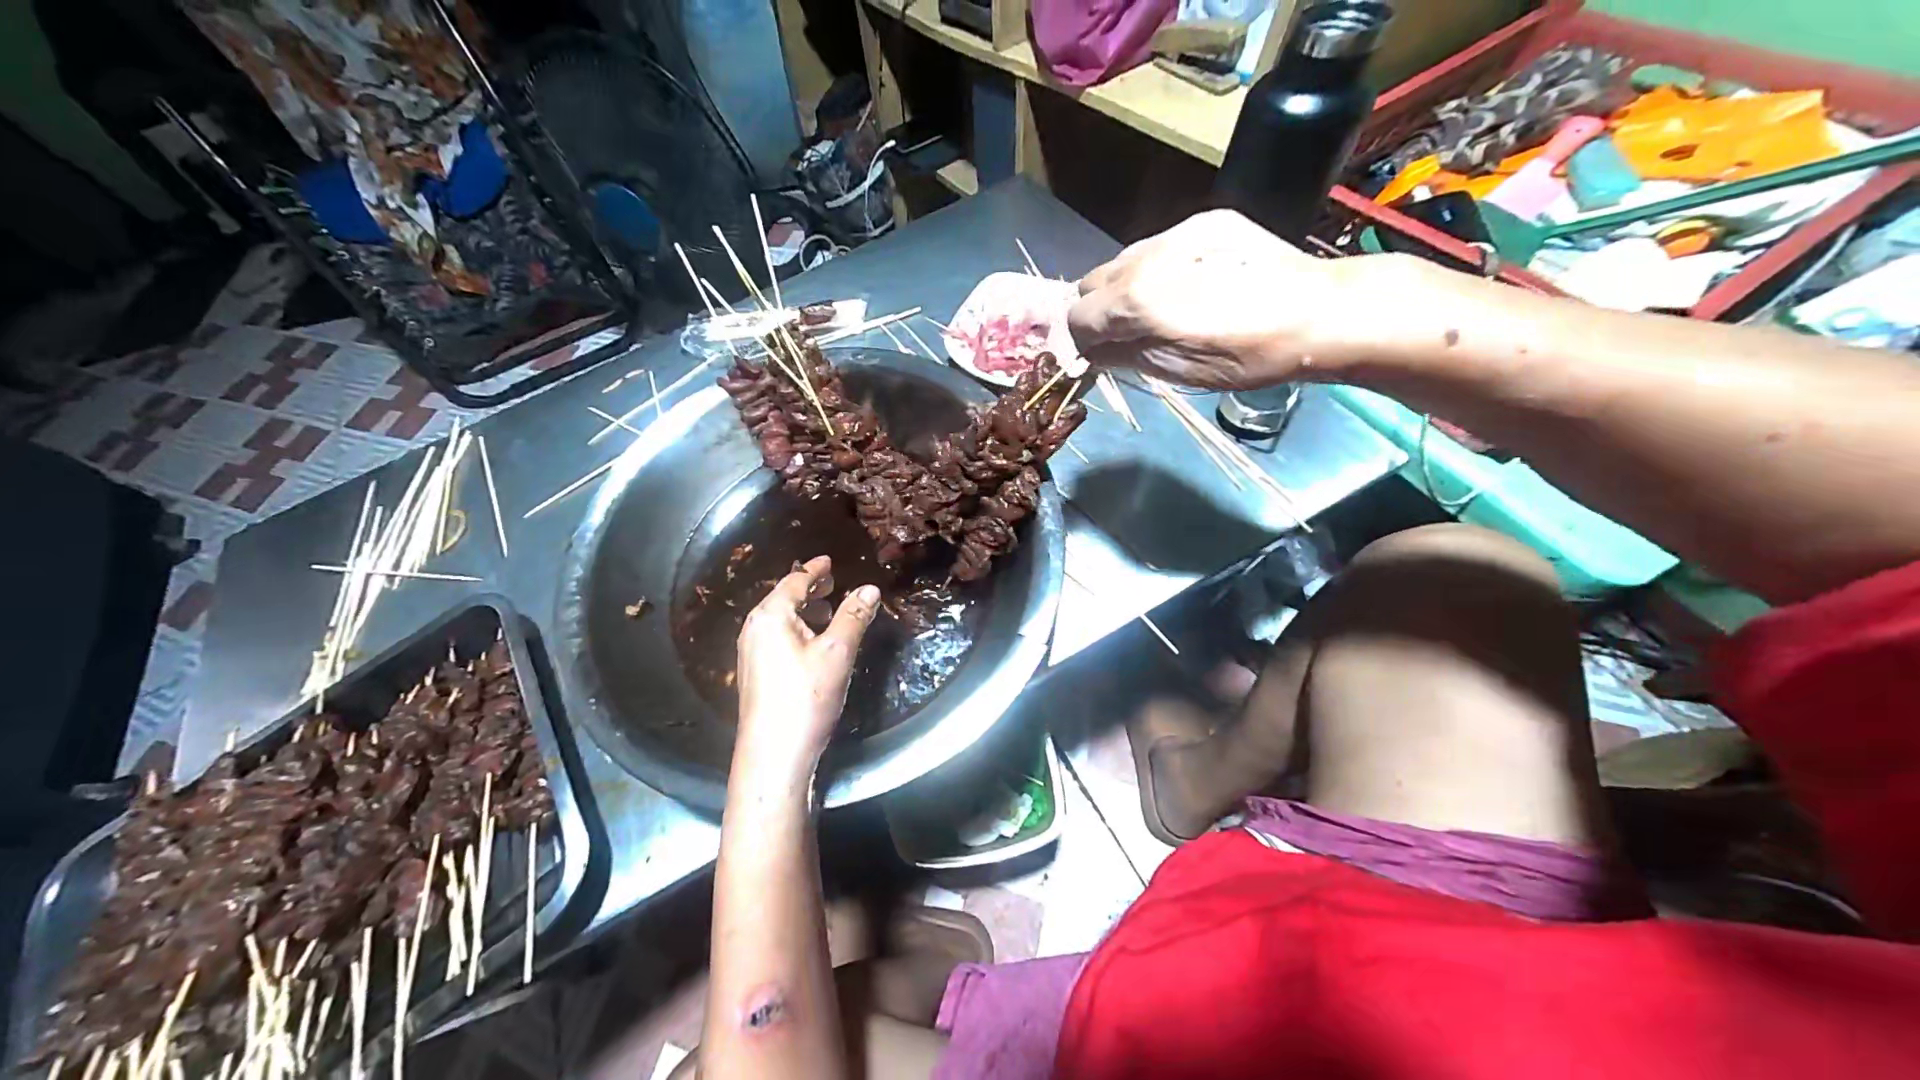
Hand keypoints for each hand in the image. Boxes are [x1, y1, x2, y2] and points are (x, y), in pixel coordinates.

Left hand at [735, 556, 881, 781]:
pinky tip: (815, 642)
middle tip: (832, 581)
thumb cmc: (805, 698)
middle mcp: (755, 630)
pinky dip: (798, 629)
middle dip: (810, 589)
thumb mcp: (837, 652)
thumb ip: (853, 616)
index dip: (815, 569)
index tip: (828, 560)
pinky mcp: (756, 674)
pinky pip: (778, 637)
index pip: (795, 581)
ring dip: (805, 610)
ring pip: (781, 620)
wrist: (774, 754)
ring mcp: (752, 653)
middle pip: (784, 598)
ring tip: (829, 609)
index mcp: (770, 617)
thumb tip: (869, 588)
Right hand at [1067, 209, 1414, 390]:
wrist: (1318, 313)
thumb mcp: (1175, 370)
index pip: (1076, 316)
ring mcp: (1176, 232)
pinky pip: (1160, 246)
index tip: (1100, 354)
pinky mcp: (1205, 220)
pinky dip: (1160, 267)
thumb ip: (1123, 356)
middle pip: (1091, 282)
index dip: (1082, 340)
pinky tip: (1192, 283)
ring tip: (1162, 306)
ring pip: (1124, 260)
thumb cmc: (1246, 356)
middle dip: (1099, 309)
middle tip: (1126, 332)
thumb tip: (1093, 351)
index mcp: (1136, 299)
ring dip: (1127, 286)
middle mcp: (1145, 257)